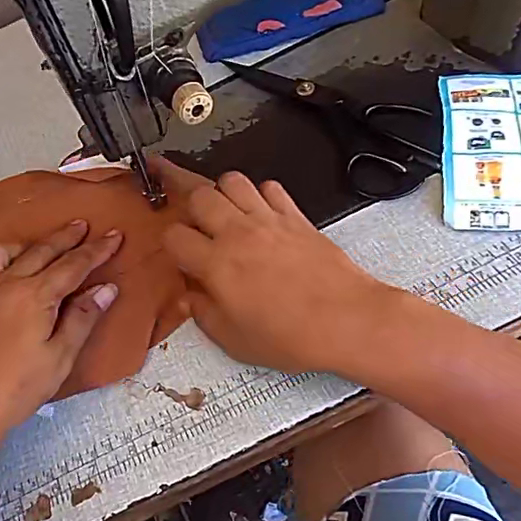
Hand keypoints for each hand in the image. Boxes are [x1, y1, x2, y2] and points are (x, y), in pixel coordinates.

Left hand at [0, 219, 122, 431]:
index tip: (113, 238)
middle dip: (68, 237)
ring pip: (9, 251)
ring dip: (32, 242)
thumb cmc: (16, 388)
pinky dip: (1, 255)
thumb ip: (82, 318)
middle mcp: (7, 284)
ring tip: (45, 244)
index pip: (73, 265)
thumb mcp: (60, 356)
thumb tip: (105, 290)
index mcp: (34, 296)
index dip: (97, 251)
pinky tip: (5, 264)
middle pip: (44, 251)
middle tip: (84, 226)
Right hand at [157, 160, 401, 375]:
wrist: (348, 322)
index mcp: (217, 265)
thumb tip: (190, 300)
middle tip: (196, 224)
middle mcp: (239, 235)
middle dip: (190, 207)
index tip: (181, 256)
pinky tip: (261, 214)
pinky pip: (270, 188)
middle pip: (198, 195)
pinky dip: (261, 195)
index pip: (174, 236)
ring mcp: (269, 221)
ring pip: (232, 181)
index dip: (172, 244)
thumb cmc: (295, 335)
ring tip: (225, 212)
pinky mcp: (296, 218)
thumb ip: (204, 314)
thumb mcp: (234, 340)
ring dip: (223, 193)